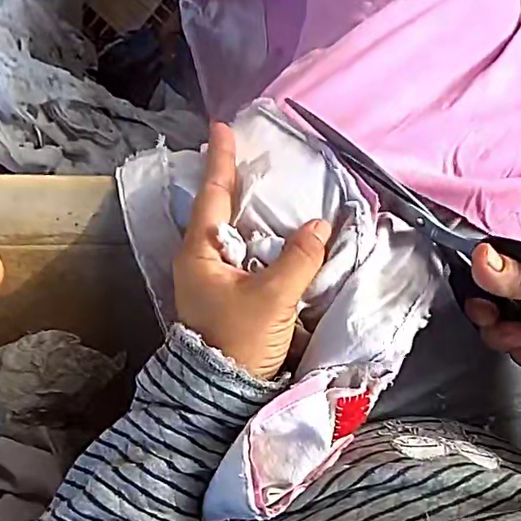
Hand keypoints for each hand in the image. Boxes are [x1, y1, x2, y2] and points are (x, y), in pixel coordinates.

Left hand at [175, 122, 330, 379]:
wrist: (225, 393)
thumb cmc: (238, 342)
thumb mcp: (271, 298)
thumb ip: (298, 260)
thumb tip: (320, 226)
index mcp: (200, 254)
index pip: (213, 196)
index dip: (221, 161)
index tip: (223, 127)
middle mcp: (203, 263)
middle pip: (223, 214)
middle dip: (239, 187)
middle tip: (256, 160)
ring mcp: (215, 283)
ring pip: (238, 240)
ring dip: (256, 220)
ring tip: (275, 197)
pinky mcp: (232, 301)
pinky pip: (250, 263)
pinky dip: (266, 248)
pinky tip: (283, 242)